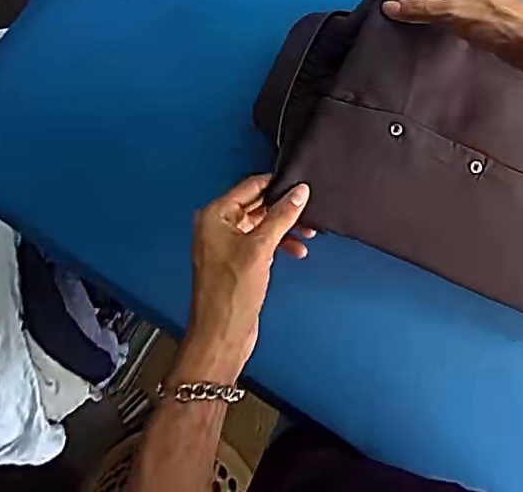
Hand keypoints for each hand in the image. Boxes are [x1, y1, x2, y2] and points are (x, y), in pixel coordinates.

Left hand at [179, 175, 313, 384]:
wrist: (222, 337)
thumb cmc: (229, 296)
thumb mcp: (261, 248)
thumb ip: (282, 216)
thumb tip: (299, 192)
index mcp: (215, 215)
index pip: (251, 186)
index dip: (276, 185)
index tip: (299, 185)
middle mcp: (218, 226)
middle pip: (257, 204)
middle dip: (283, 209)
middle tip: (307, 209)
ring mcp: (227, 244)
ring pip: (263, 223)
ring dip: (285, 227)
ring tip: (307, 231)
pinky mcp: (238, 260)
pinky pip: (262, 241)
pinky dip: (279, 242)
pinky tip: (296, 248)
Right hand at [382, 0, 522, 63]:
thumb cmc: (492, 21)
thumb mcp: (451, 13)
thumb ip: (418, 9)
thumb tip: (387, 6)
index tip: (384, 7)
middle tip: (394, 18)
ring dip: (424, 8)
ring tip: (407, 25)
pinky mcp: (478, 3)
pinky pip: (449, 3)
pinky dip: (437, 13)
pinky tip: (428, 27)